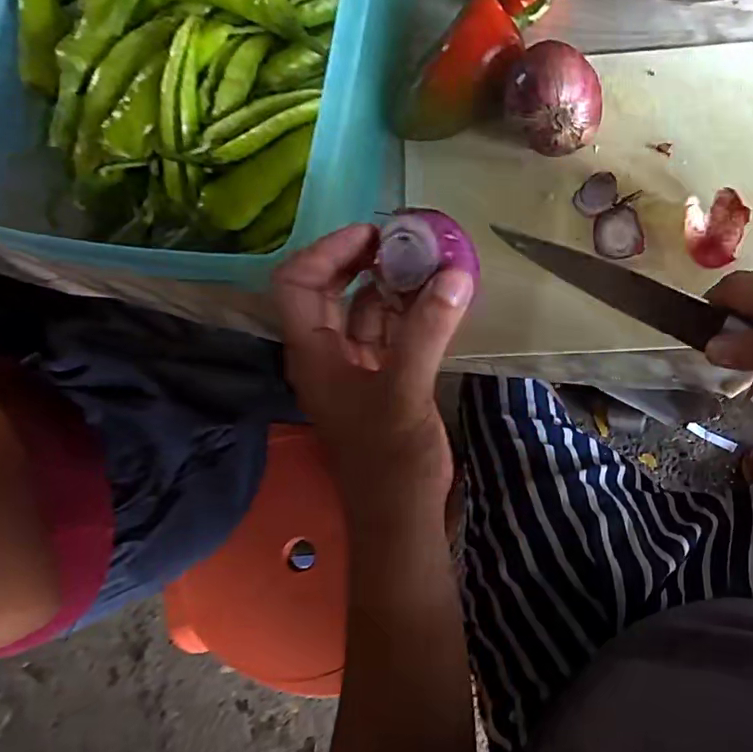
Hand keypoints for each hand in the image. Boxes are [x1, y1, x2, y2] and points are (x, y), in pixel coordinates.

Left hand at [272, 225, 474, 517]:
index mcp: (312, 354)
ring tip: (428, 263)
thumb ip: (427, 330)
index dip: (329, 250)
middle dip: (361, 261)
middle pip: (328, 291)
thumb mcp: (405, 390)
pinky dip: (409, 315)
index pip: (298, 282)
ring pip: (362, 313)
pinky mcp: (381, 385)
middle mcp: (325, 357)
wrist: (400, 517)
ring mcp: (353, 372)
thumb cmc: (391, 459)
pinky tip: (437, 301)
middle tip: (404, 242)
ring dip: (390, 287)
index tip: (375, 235)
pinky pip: (388, 336)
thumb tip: (454, 274)